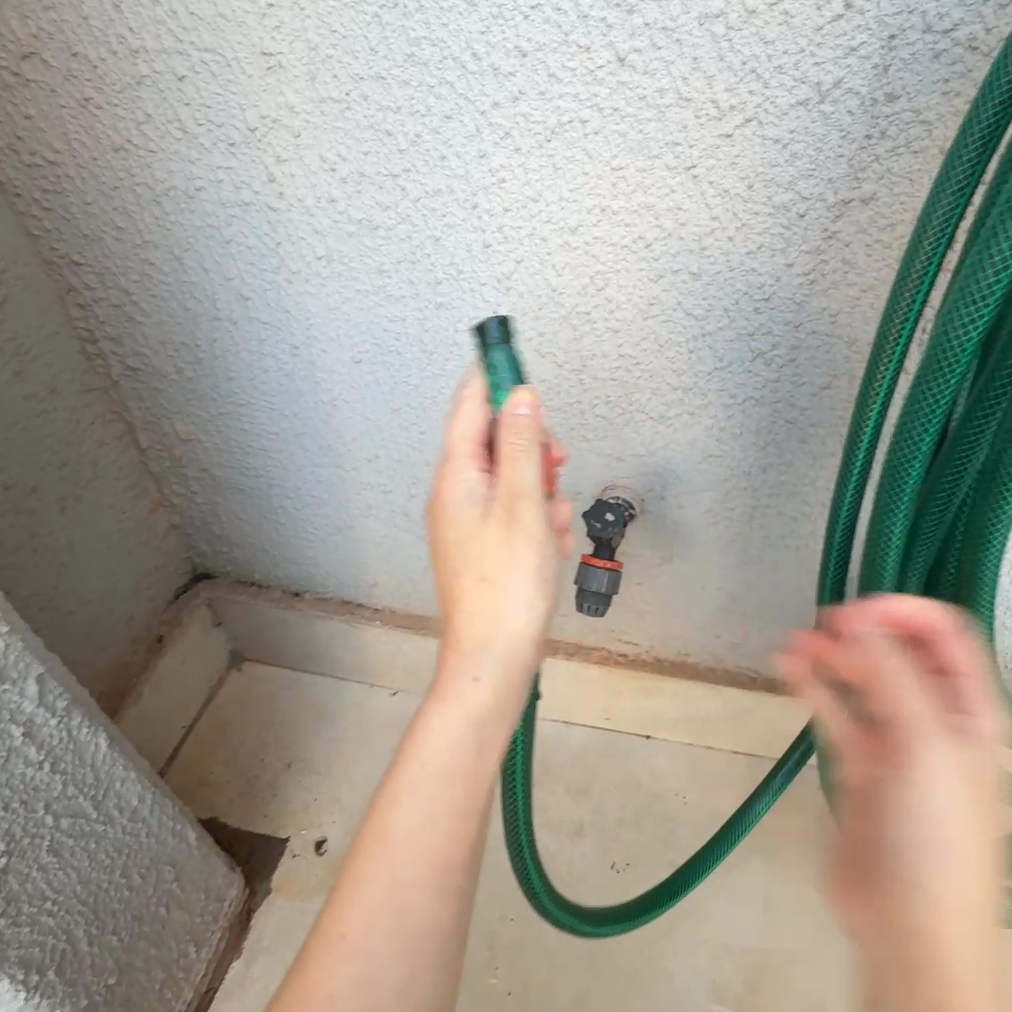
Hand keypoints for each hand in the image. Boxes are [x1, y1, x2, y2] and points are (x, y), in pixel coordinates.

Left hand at [426, 369, 573, 712]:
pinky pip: (518, 512)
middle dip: (534, 451)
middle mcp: (457, 493)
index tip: (515, 357)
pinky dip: (540, 520)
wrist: (496, 654)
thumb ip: (523, 445)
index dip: (493, 379)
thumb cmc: (508, 584)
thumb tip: (521, 395)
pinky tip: (550, 546)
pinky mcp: (487, 544)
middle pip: (498, 442)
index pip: (469, 405)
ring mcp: (470, 520)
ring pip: (515, 480)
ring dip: (543, 492)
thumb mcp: (523, 502)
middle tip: (554, 469)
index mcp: (457, 476)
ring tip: (552, 526)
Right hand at [778, 595, 1011, 1011]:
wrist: (913, 931)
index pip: (946, 636)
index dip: (904, 613)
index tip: (856, 610)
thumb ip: (891, 675)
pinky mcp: (862, 769)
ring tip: (795, 644)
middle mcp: (940, 720)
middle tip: (821, 625)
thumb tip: (859, 619)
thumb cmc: (936, 835)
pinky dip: (815, 689)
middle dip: (864, 633)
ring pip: (865, 682)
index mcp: (975, 711)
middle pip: (902, 655)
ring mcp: (898, 745)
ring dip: (833, 658)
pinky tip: (789, 671)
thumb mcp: (924, 746)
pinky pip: (838, 715)